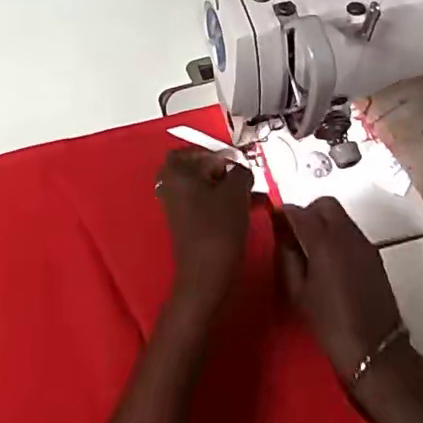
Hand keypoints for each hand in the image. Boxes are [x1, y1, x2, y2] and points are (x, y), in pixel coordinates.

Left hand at [155, 148, 254, 317]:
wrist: (206, 273)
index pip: (199, 149)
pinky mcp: (185, 221)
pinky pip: (205, 202)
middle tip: (245, 178)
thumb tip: (240, 169)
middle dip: (225, 171)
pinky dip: (223, 202)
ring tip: (252, 195)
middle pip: (200, 167)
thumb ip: (240, 171)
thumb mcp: (236, 191)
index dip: (223, 154)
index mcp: (176, 171)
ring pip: (205, 186)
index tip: (243, 163)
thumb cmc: (218, 227)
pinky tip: (246, 208)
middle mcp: (170, 184)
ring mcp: (176, 204)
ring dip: (227, 187)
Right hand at [278, 197, 404, 379]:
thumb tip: (282, 237)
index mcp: (324, 242)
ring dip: (323, 222)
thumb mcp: (297, 292)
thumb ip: (287, 257)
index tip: (272, 224)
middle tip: (292, 233)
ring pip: (340, 216)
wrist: (374, 348)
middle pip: (324, 204)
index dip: (282, 214)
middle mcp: (346, 235)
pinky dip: (336, 234)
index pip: (298, 212)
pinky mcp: (374, 255)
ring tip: (309, 247)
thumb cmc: (329, 323)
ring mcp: (364, 244)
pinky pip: (351, 232)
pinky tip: (328, 259)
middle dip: (306, 212)